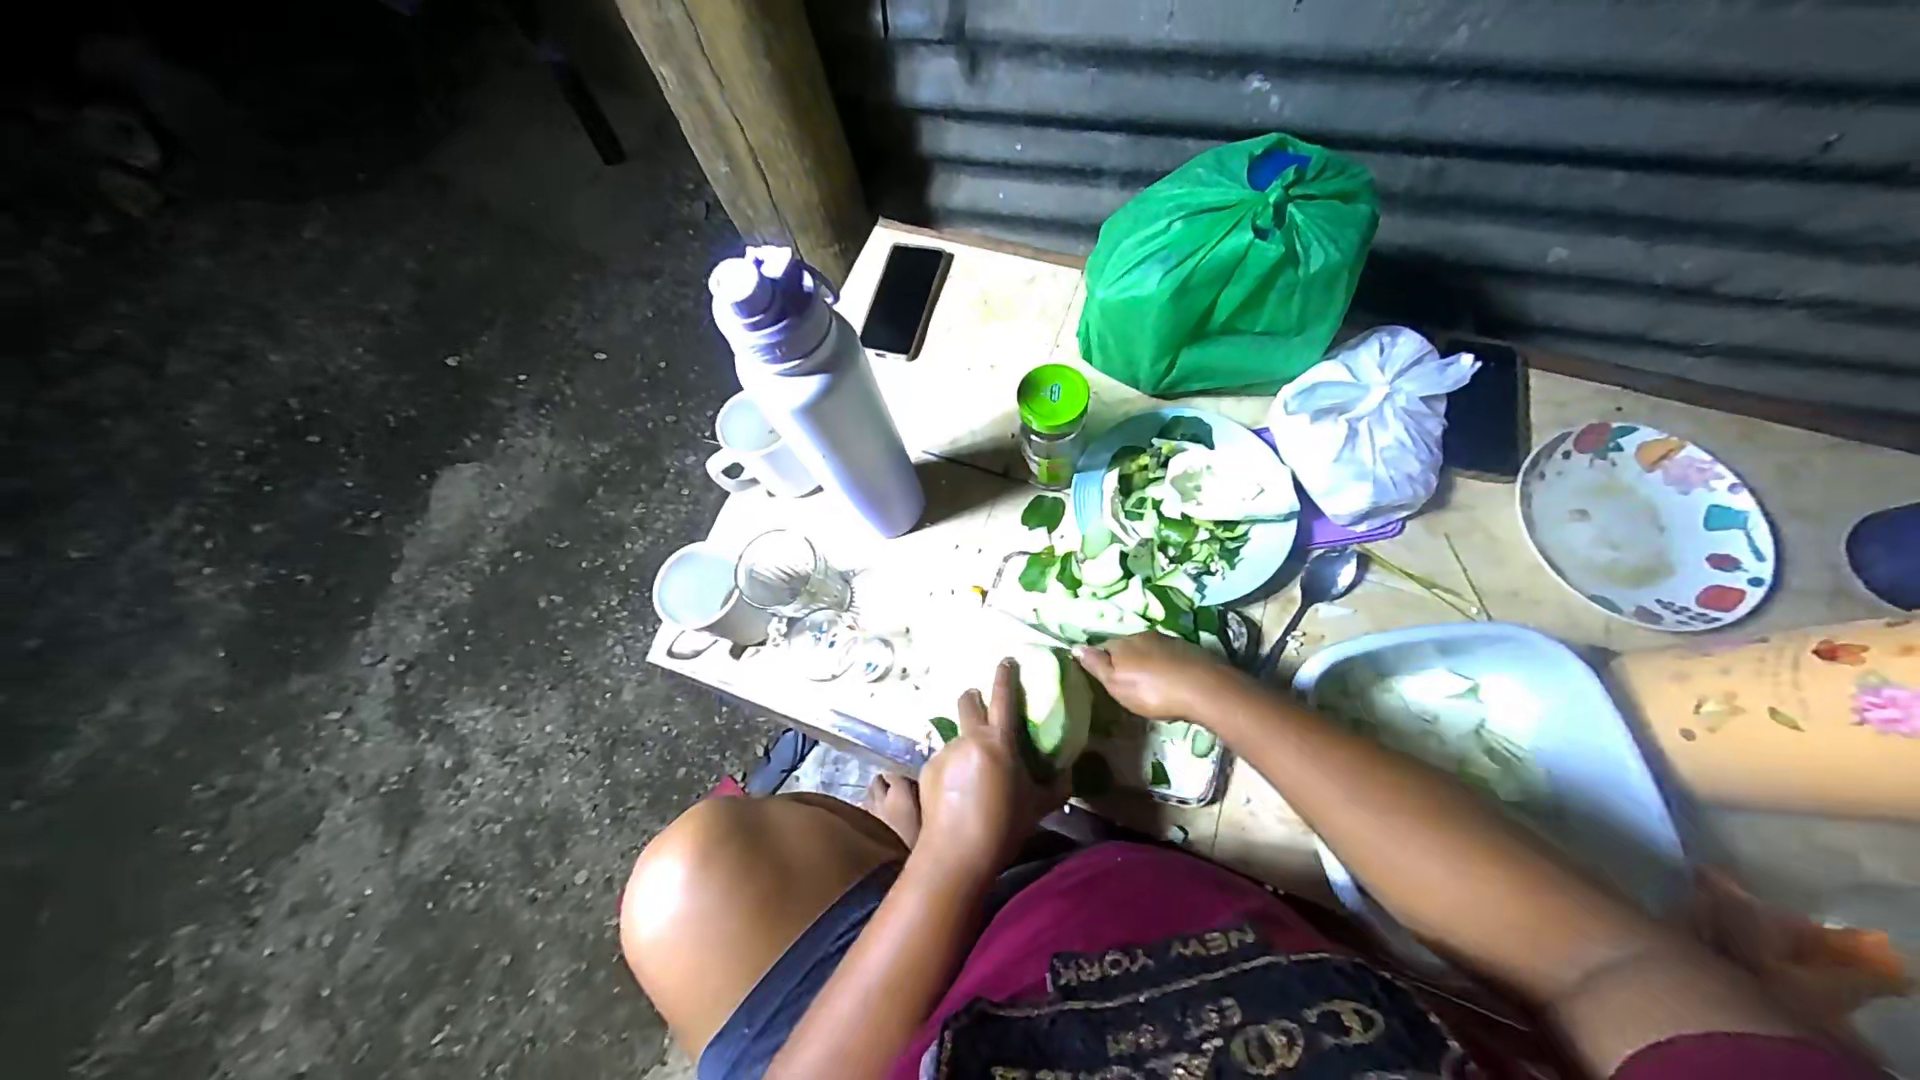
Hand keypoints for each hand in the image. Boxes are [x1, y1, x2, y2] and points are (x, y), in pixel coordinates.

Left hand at [914, 659, 1068, 877]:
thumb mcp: (1038, 805)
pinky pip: (943, 759)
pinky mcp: (928, 768)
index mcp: (999, 741)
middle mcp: (969, 738)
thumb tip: (1068, 770)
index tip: (1007, 660)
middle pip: (968, 701)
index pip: (1003, 695)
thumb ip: (1056, 784)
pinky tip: (957, 792)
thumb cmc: (1004, 826)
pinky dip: (952, 766)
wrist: (956, 853)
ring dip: (965, 742)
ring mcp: (945, 752)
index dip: (1005, 674)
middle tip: (982, 706)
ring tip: (973, 772)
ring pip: (956, 735)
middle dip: (974, 697)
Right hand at [1073, 632, 1237, 720]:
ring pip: (1148, 650)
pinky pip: (1168, 657)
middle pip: (1126, 647)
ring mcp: (1168, 642)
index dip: (1099, 661)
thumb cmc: (1152, 691)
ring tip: (1147, 683)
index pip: (1102, 647)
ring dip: (1145, 663)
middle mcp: (1143, 636)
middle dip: (1124, 661)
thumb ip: (1096, 665)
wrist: (1204, 689)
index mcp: (1122, 643)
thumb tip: (1075, 647)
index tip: (1100, 676)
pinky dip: (1164, 666)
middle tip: (1124, 682)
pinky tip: (1169, 680)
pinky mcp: (1189, 651)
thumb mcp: (1117, 683)